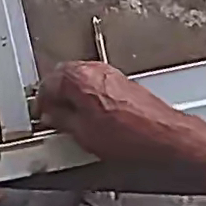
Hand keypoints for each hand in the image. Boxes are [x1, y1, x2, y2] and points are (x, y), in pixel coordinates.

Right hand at [39, 61, 205, 163]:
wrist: (165, 137)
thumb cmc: (131, 136)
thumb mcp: (83, 135)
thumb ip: (61, 120)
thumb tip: (52, 116)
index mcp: (79, 77)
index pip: (47, 83)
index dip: (40, 102)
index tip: (40, 114)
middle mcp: (93, 68)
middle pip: (62, 75)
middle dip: (54, 93)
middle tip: (50, 114)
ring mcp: (108, 72)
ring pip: (79, 77)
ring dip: (70, 93)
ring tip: (70, 117)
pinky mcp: (120, 79)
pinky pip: (94, 81)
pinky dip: (86, 93)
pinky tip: (89, 113)